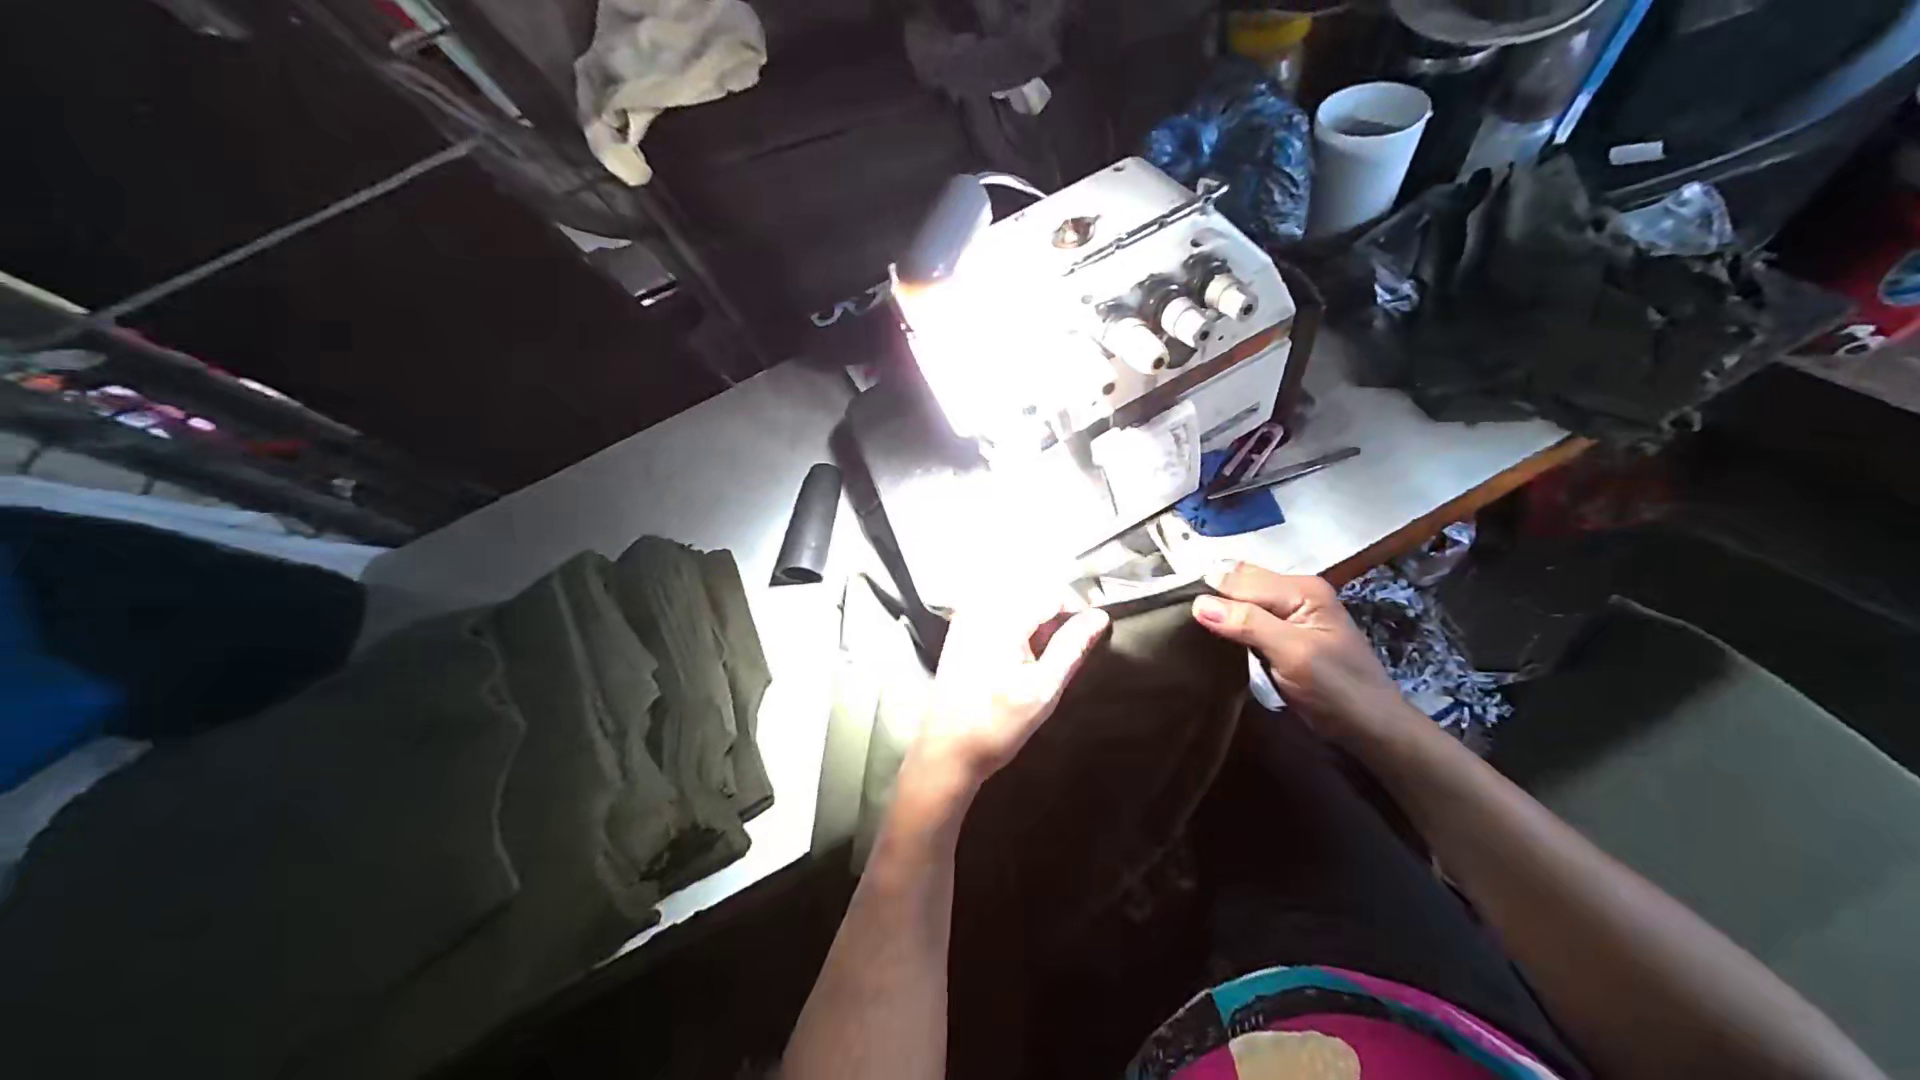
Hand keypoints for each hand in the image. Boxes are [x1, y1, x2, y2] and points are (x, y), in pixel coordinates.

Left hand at [904, 593, 1109, 810]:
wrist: (948, 749)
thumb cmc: (997, 726)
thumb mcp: (1044, 689)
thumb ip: (1072, 647)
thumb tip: (1099, 617)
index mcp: (1001, 619)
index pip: (1052, 591)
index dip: (1078, 607)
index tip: (1091, 630)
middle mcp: (979, 609)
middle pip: (1033, 590)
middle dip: (1057, 610)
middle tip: (1072, 641)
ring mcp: (965, 617)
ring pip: (1017, 598)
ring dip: (1038, 616)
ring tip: (1047, 649)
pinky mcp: (959, 628)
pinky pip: (997, 608)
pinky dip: (1017, 622)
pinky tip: (1021, 650)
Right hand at [1191, 562, 1414, 745]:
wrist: (1372, 730)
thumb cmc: (1339, 691)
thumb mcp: (1293, 655)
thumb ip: (1248, 624)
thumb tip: (1198, 604)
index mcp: (1301, 588)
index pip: (1238, 579)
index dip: (1210, 596)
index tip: (1179, 616)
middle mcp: (1294, 592)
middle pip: (1237, 584)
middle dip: (1212, 602)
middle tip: (1183, 627)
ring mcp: (1288, 612)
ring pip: (1238, 601)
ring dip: (1218, 615)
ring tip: (1193, 633)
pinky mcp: (1281, 632)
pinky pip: (1245, 619)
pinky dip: (1228, 627)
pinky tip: (1215, 640)